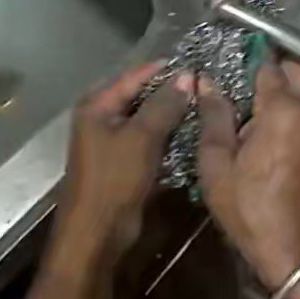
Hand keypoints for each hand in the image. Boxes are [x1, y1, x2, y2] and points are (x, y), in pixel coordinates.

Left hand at [53, 60, 191, 264]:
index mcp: (96, 105)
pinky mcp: (123, 161)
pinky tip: (190, 132)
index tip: (195, 65)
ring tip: (202, 105)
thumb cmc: (113, 180)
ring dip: (169, 114)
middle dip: (168, 91)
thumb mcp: (141, 138)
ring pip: (145, 118)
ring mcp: (111, 140)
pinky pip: (147, 139)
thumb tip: (186, 76)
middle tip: (203, 86)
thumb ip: (163, 105)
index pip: (133, 76)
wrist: (96, 233)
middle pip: (139, 95)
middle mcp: (100, 117)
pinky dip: (165, 135)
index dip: (163, 70)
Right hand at [197, 59, 299, 287]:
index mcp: (280, 110)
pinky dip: (278, 102)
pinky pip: (296, 107)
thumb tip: (204, 79)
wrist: (283, 245)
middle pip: (290, 71)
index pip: (267, 65)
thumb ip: (213, 114)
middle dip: (264, 67)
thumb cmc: (245, 203)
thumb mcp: (216, 158)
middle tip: (230, 78)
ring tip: (235, 96)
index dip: (243, 57)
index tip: (219, 58)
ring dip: (272, 85)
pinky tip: (248, 118)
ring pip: (296, 88)